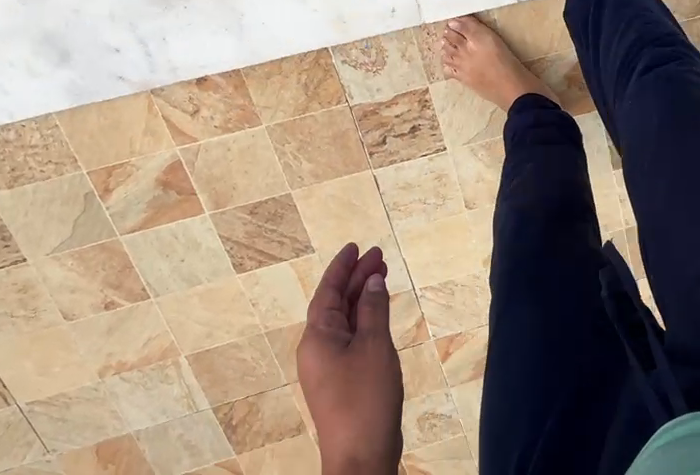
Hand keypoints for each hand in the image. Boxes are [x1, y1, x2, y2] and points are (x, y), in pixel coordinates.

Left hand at [296, 244, 402, 474]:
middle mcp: (317, 348)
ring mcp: (328, 366)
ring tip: (383, 275)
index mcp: (317, 337)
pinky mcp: (341, 380)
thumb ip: (373, 309)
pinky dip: (364, 318)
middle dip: (356, 278)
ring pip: (344, 320)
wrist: (361, 457)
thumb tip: (372, 281)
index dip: (342, 267)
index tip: (356, 246)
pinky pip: (350, 337)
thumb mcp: (374, 346)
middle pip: (335, 303)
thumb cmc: (365, 397)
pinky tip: (379, 313)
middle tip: (379, 256)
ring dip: (362, 297)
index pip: (328, 291)